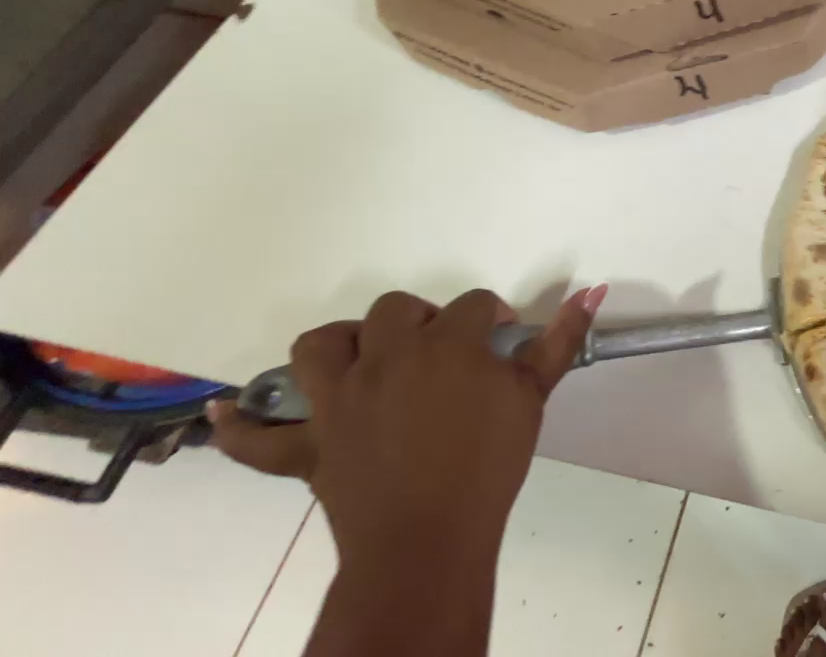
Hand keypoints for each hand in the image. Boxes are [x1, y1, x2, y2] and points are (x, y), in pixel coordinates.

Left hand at [208, 285, 603, 560]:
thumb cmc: (491, 462)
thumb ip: (560, 341)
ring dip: (340, 344)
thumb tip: (589, 292)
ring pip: (319, 345)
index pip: (473, 305)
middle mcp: (385, 358)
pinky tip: (233, 410)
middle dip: (421, 319)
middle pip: (393, 310)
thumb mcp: (534, 396)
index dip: (492, 317)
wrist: (430, 537)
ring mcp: (336, 400)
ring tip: (366, 359)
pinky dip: (240, 422)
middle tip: (443, 350)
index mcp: (446, 345)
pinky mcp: (305, 446)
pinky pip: (253, 435)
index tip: (502, 339)